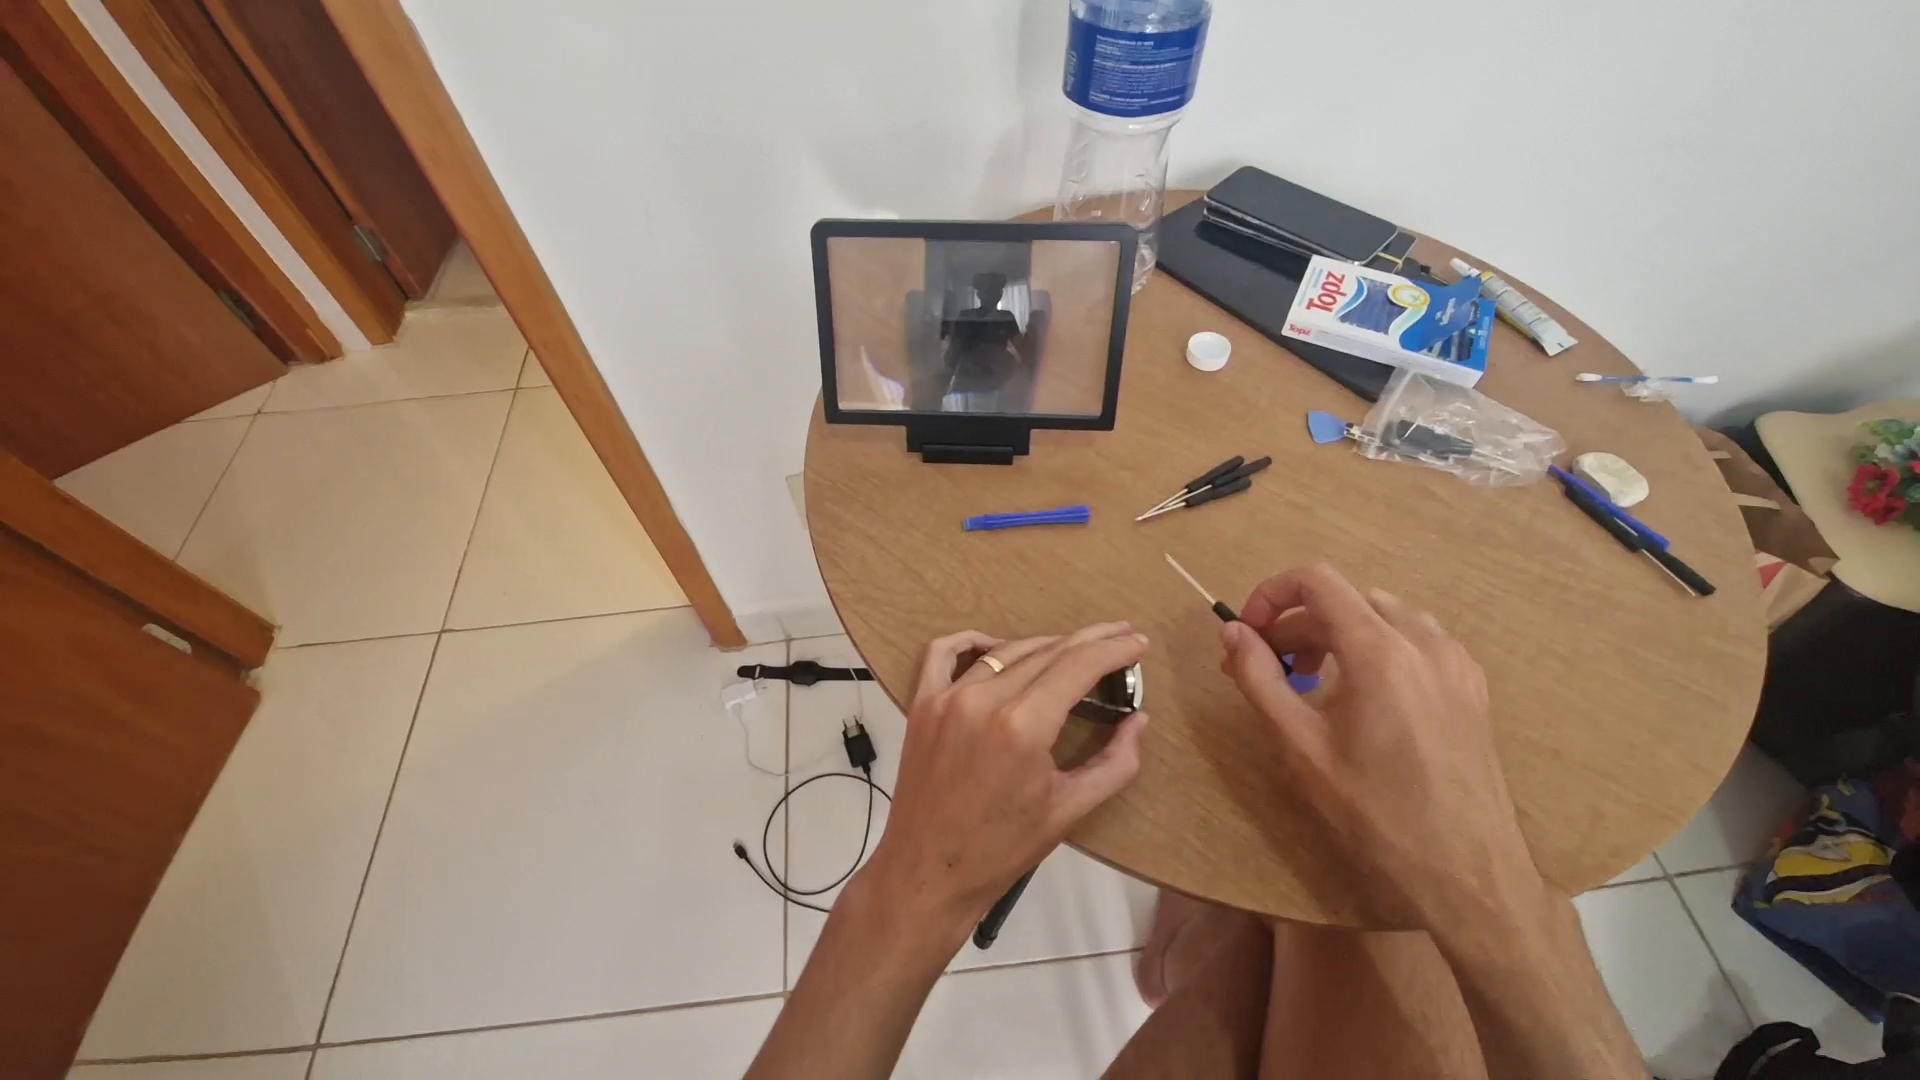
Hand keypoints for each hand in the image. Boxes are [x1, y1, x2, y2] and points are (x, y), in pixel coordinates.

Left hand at [861, 623, 1150, 939]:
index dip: (1113, 650)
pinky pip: (943, 653)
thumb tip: (1139, 721)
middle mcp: (984, 700)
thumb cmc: (1001, 850)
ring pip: (1005, 651)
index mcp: (1023, 726)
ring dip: (1044, 644)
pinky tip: (999, 644)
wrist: (927, 872)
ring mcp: (947, 698)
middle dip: (1090, 640)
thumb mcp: (1070, 810)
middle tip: (1120, 634)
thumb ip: (1116, 763)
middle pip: (1047, 652)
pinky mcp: (922, 703)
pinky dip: (973, 641)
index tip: (1139, 643)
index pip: (1078, 666)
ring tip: (1074, 647)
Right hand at [1220, 564, 1540, 926]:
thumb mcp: (1299, 744)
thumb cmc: (1373, 811)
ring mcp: (1456, 662)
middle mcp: (1423, 642)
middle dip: (1298, 623)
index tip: (1249, 633)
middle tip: (1271, 668)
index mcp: (1378, 651)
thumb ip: (1259, 677)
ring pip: (1383, 614)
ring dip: (1338, 631)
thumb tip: (1232, 631)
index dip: (1270, 595)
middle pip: (1346, 599)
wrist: (1466, 873)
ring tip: (1317, 680)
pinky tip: (1366, 694)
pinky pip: (1416, 639)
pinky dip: (1378, 646)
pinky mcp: (1472, 685)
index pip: (1316, 581)